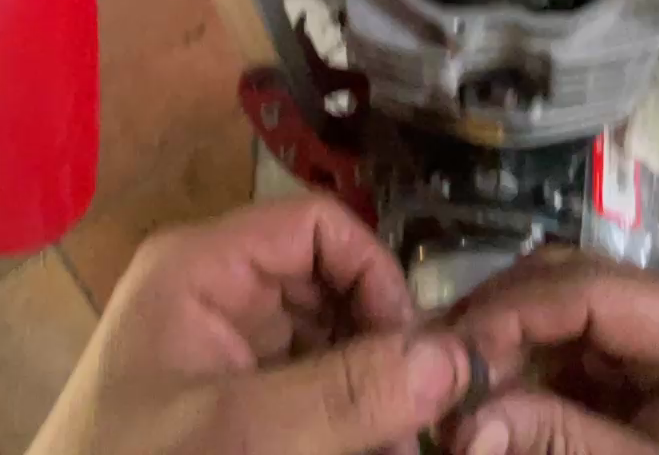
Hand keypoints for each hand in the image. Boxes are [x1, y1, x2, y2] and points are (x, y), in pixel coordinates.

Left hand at [26, 197, 473, 454]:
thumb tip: (454, 357)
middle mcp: (220, 287)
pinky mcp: (234, 391)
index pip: (315, 225)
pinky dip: (346, 413)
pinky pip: (310, 380)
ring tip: (398, 442)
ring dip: (369, 385)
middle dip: (378, 341)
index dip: (374, 272)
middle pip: (328, 280)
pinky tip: (366, 444)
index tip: (412, 350)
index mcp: (204, 263)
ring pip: (328, 334)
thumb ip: (344, 394)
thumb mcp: (238, 434)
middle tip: (416, 417)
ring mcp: (227, 341)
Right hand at [445, 255, 658, 454]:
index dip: (513, 312)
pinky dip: (524, 370)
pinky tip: (490, 394)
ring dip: (502, 344)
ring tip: (453, 383)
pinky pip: (568, 348)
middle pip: (568, 282)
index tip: (449, 353)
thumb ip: (565, 444)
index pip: (593, 289)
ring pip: (557, 308)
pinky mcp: (643, 364)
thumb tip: (461, 427)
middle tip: (437, 367)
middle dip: (498, 320)